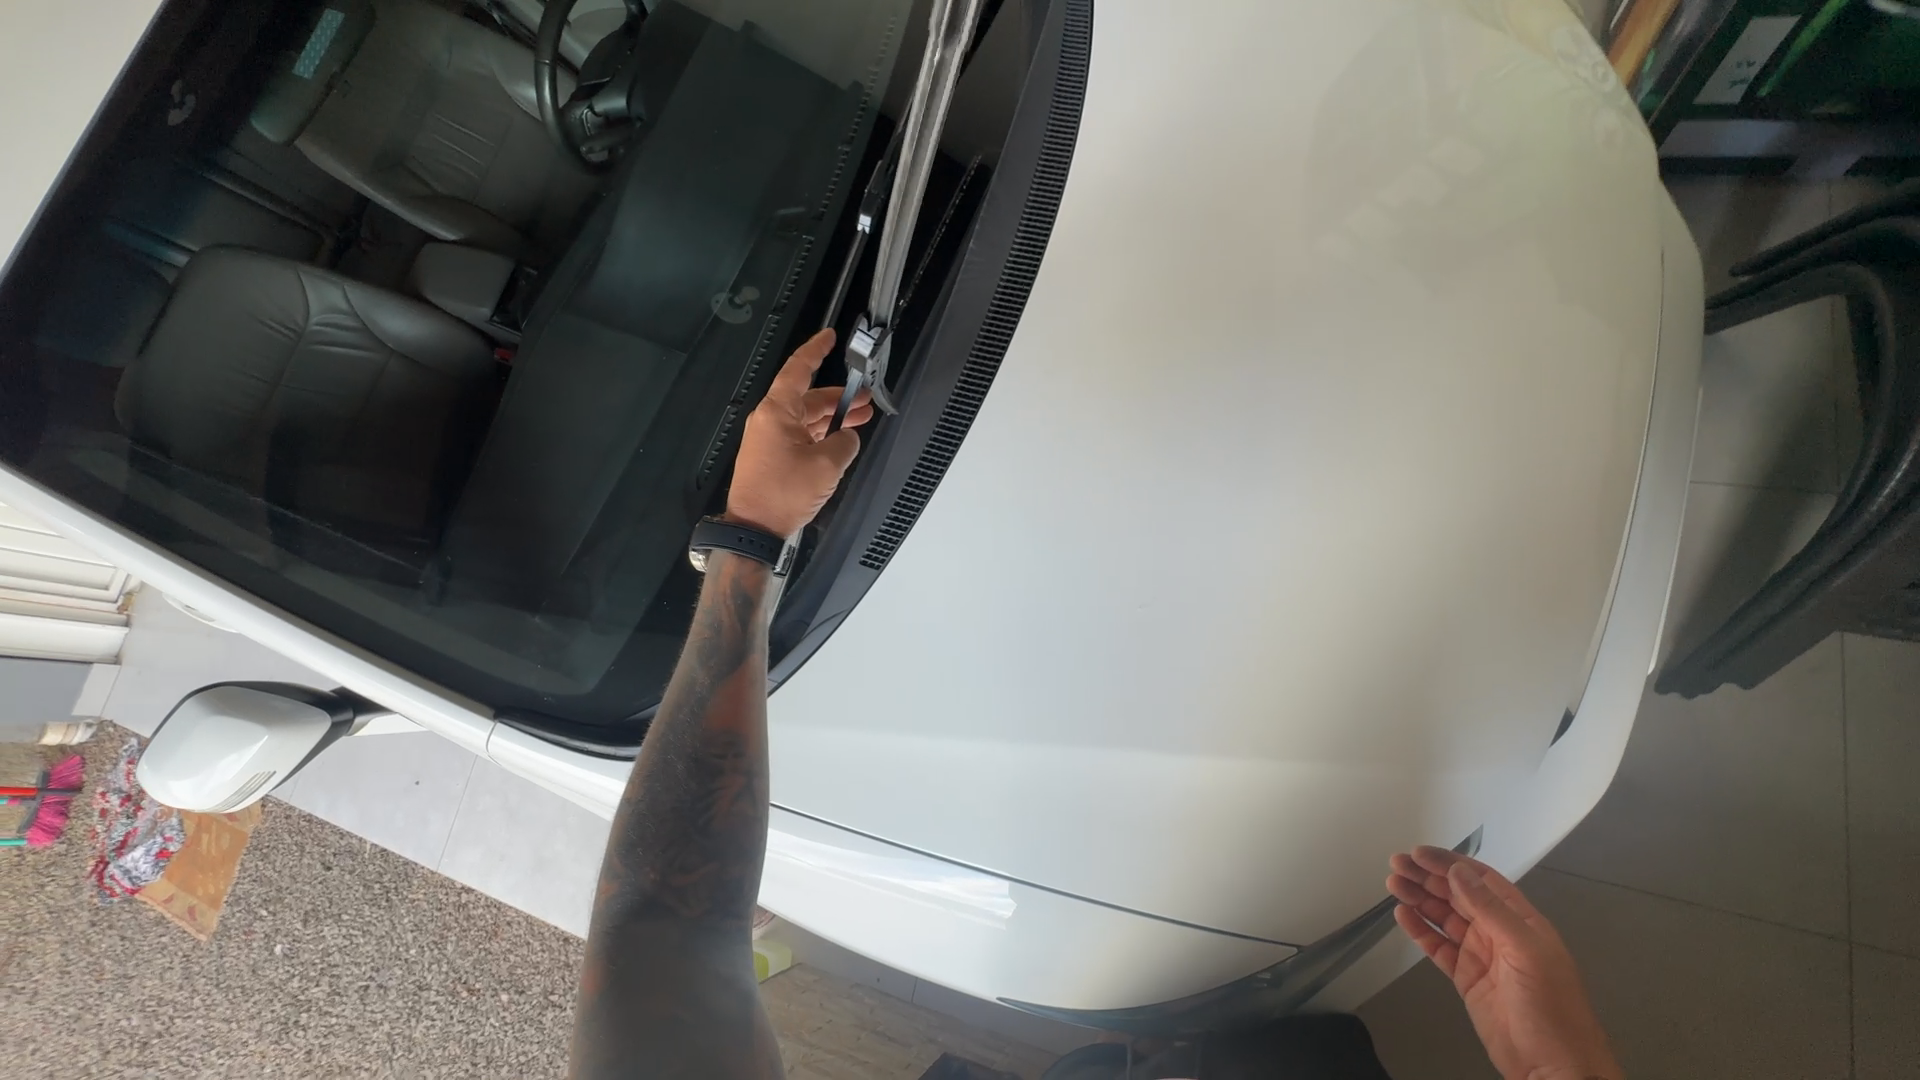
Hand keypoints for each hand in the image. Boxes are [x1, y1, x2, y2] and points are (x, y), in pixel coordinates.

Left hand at [725, 329, 873, 537]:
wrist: (755, 528)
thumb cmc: (785, 493)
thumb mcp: (827, 465)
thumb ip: (845, 443)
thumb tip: (848, 437)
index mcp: (777, 411)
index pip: (798, 369)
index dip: (816, 350)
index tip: (830, 337)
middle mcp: (770, 420)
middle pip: (809, 398)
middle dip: (839, 398)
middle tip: (866, 399)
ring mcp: (769, 438)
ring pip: (807, 418)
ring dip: (833, 418)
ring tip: (860, 419)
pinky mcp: (772, 457)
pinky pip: (800, 436)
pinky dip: (822, 435)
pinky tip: (841, 440)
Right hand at [1387, 847, 1621, 1079]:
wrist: (1555, 1070)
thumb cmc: (1551, 1009)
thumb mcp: (1526, 952)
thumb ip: (1491, 909)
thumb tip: (1458, 871)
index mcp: (1520, 922)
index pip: (1481, 881)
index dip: (1449, 863)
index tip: (1419, 854)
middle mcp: (1499, 933)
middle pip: (1457, 895)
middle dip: (1427, 877)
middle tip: (1397, 863)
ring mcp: (1481, 955)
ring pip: (1443, 916)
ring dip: (1418, 897)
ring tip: (1393, 883)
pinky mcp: (1466, 977)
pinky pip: (1437, 945)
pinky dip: (1419, 929)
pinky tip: (1403, 914)